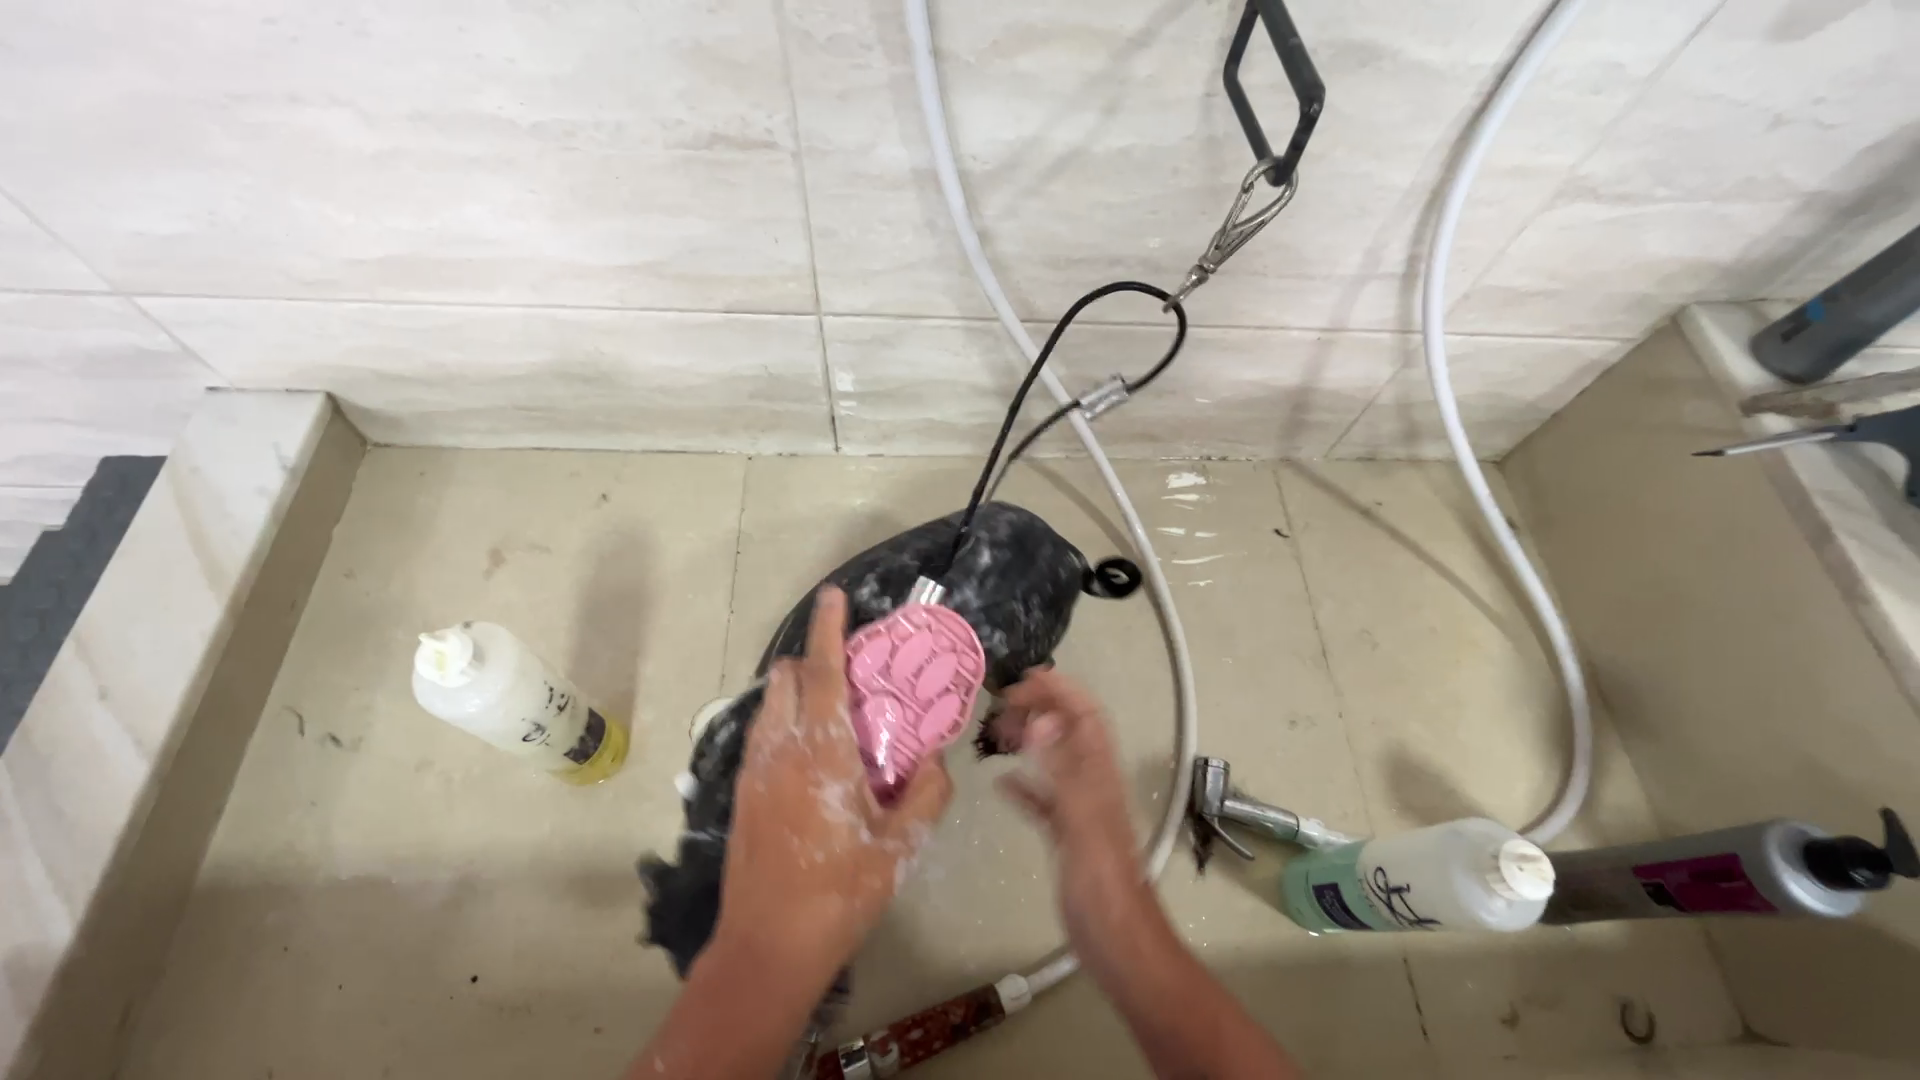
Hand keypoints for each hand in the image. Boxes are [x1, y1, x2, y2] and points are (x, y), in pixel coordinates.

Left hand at [710, 586, 953, 990]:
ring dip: (796, 692)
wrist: (766, 948)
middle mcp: (780, 750)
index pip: (824, 674)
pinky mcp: (741, 795)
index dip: (829, 629)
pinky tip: (812, 758)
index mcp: (822, 753)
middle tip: (852, 675)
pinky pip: (762, 736)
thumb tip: (936, 760)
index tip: (833, 595)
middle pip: (787, 679)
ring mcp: (753, 772)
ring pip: (770, 706)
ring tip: (835, 716)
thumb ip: (926, 796)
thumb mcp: (899, 849)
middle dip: (813, 661)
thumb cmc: (838, 894)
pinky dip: (784, 723)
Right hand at [994, 670, 1159, 967]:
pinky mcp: (1067, 837)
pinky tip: (1002, 784)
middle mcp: (1092, 785)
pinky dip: (1023, 787)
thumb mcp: (1082, 822)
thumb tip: (1040, 721)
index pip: (1086, 715)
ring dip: (1030, 741)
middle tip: (1003, 705)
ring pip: (1054, 761)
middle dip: (1041, 709)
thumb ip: (1061, 771)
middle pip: (1069, 732)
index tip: (1027, 680)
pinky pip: (1043, 801)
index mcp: (1101, 775)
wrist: (1120, 945)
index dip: (1062, 691)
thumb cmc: (1104, 886)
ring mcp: (1080, 811)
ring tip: (999, 732)